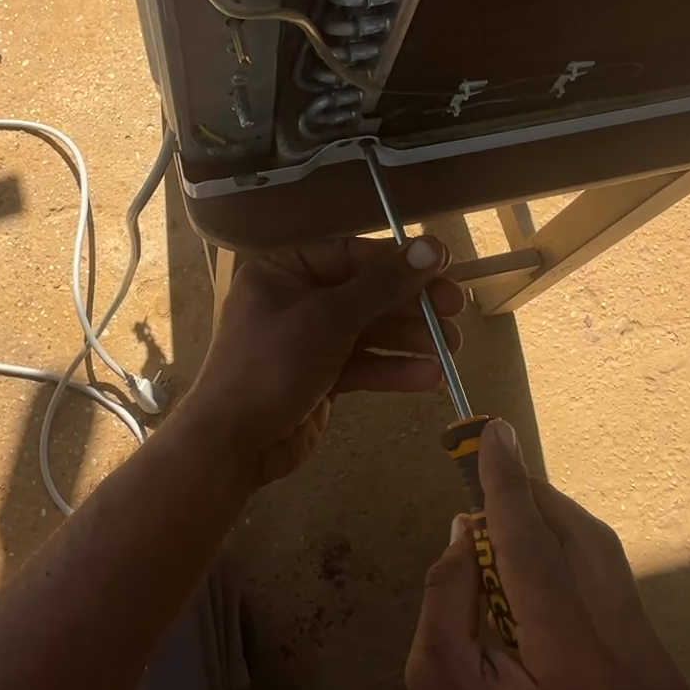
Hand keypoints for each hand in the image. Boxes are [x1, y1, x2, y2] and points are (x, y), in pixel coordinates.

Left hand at [173, 236, 463, 486]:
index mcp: (282, 271)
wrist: (234, 442)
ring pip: (366, 331)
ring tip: (452, 347)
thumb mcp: (329, 318)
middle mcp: (293, 300)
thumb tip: (428, 248)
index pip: (348, 254)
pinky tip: (429, 377)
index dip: (396, 261)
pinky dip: (392, 369)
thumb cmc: (273, 364)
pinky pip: (361, 364)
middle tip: (455, 310)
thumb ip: (381, 285)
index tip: (443, 266)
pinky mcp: (318, 376)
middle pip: (362, 293)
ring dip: (408, 338)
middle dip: (408, 303)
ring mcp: (306, 340)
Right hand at [406, 420, 689, 689]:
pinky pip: (612, 580)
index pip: (534, 551)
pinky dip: (570, 554)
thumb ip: (446, 595)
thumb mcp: (436, 681)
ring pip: (603, 553)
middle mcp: (634, 664)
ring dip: (551, 521)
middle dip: (530, 496)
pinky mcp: (664, 666)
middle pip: (581, 539)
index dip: (507, 486)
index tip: (493, 434)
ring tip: (503, 518)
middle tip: (487, 471)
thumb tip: (468, 526)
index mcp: (572, 672)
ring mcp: (659, 667)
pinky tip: (535, 561)